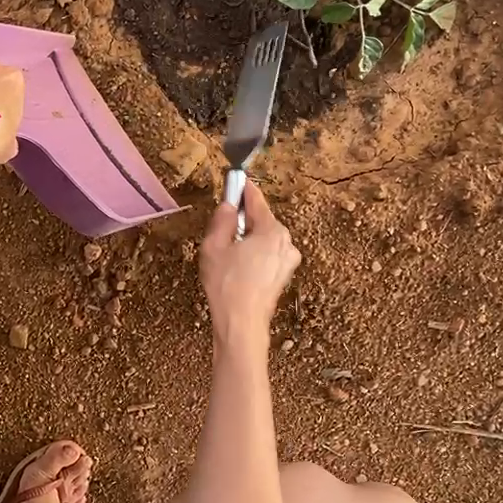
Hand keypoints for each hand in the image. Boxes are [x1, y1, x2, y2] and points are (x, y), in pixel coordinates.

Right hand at [200, 181, 300, 346]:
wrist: (241, 323)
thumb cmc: (227, 285)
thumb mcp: (214, 246)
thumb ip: (222, 220)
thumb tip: (229, 205)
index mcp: (272, 231)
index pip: (256, 201)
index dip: (243, 189)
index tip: (235, 179)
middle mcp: (286, 242)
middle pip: (261, 221)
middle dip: (242, 221)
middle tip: (220, 229)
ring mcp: (288, 260)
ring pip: (263, 239)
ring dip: (246, 240)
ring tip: (225, 255)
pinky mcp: (283, 275)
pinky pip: (266, 255)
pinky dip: (252, 255)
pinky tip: (235, 268)